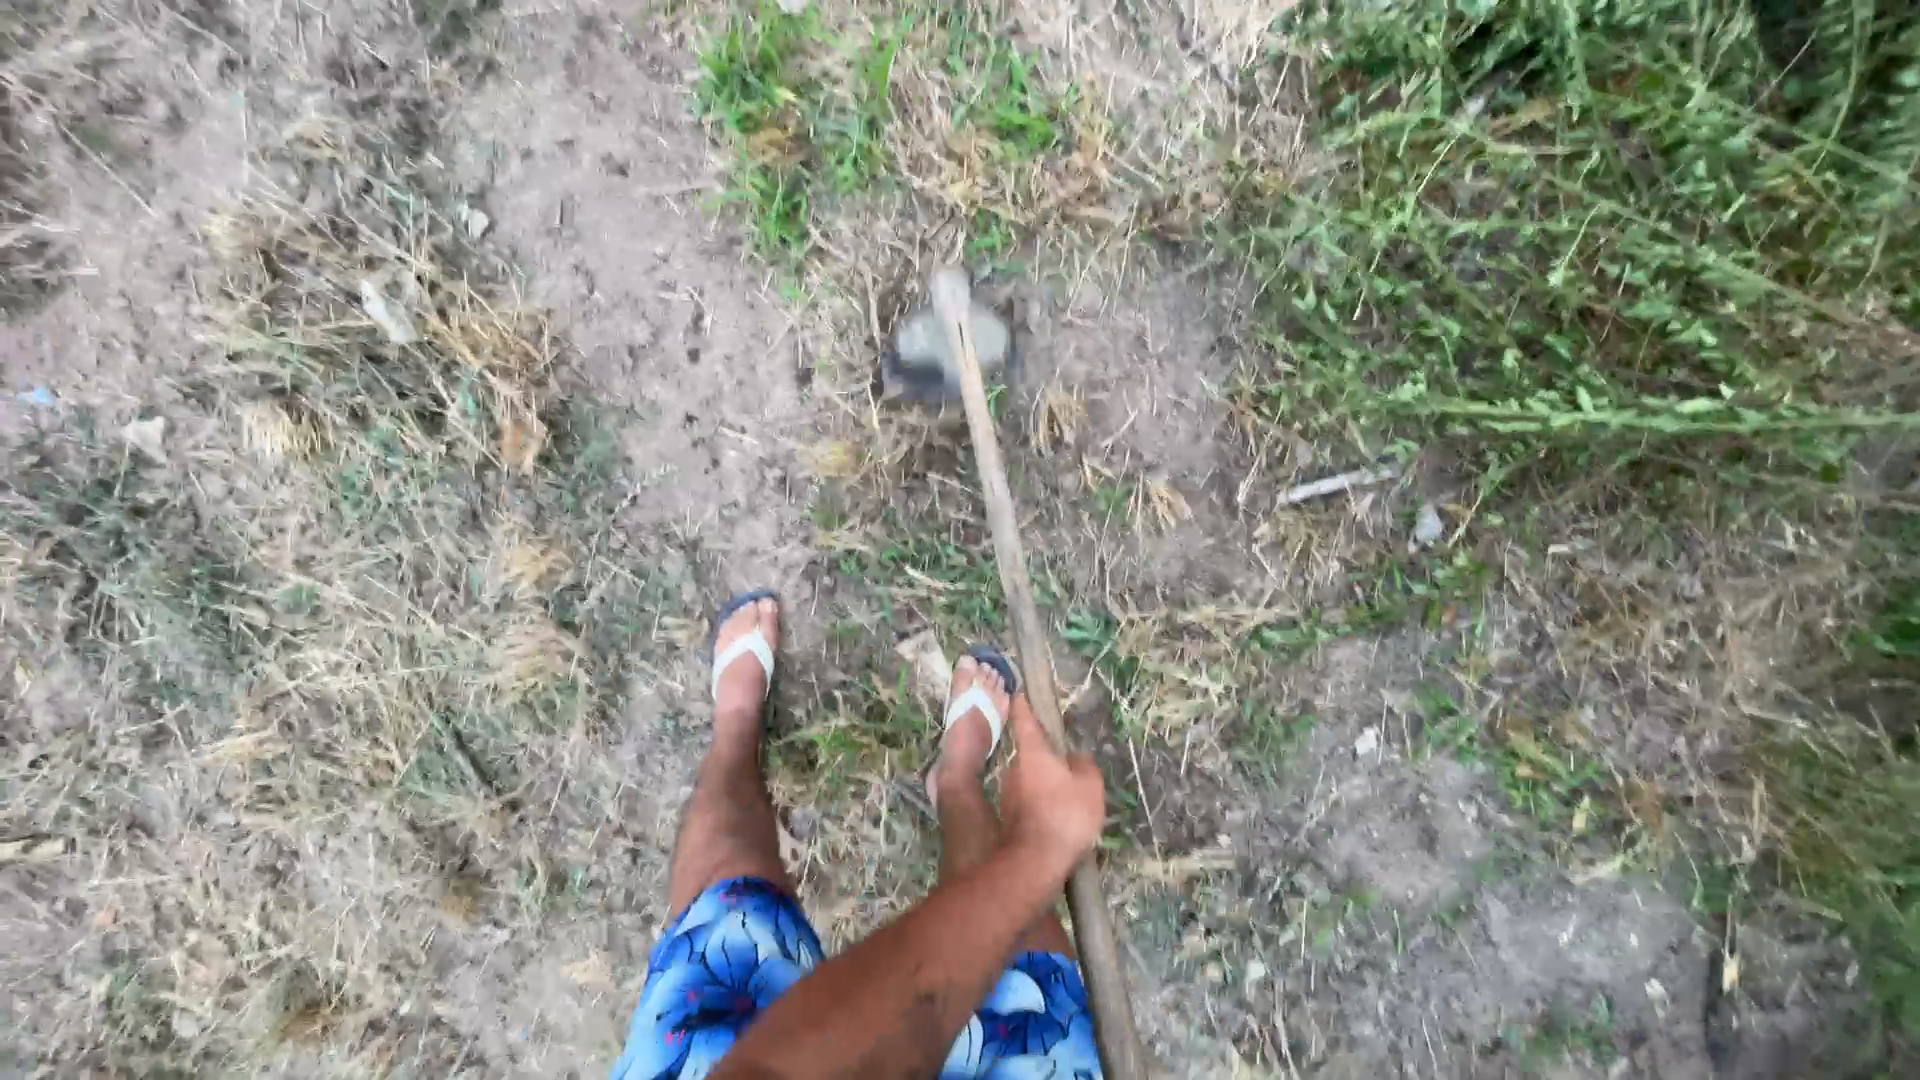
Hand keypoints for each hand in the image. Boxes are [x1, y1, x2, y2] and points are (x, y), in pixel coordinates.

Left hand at [998, 692, 1105, 875]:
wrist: (1035, 861)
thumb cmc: (1064, 814)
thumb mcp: (1090, 786)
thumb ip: (1085, 766)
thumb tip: (1077, 758)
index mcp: (1033, 753)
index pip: (1024, 721)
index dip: (1023, 706)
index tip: (1019, 693)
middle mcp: (1014, 768)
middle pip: (1030, 755)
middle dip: (1046, 758)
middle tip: (1067, 765)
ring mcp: (1008, 793)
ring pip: (1029, 780)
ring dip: (1044, 784)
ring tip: (1067, 798)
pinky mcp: (1009, 817)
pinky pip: (1028, 802)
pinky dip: (1040, 805)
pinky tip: (1057, 819)